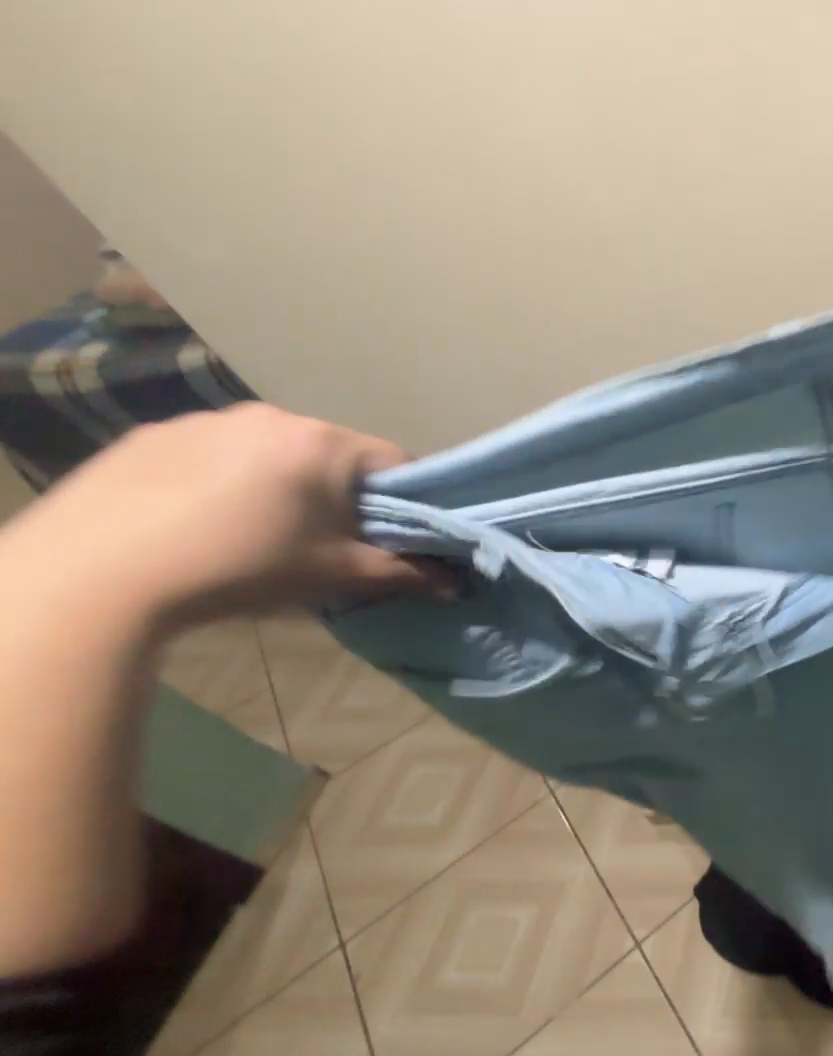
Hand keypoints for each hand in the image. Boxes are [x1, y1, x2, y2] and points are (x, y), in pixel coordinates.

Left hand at [0, 403, 439, 630]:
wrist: (97, 575)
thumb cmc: (243, 567)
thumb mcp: (335, 574)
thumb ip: (405, 573)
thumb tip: (458, 583)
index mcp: (326, 444)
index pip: (397, 461)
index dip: (407, 500)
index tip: (395, 534)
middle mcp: (273, 417)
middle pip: (335, 454)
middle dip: (342, 491)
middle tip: (326, 539)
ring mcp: (207, 421)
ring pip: (274, 451)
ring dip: (284, 482)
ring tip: (258, 530)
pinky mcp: (152, 435)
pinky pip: (215, 452)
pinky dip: (225, 480)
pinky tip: (202, 520)